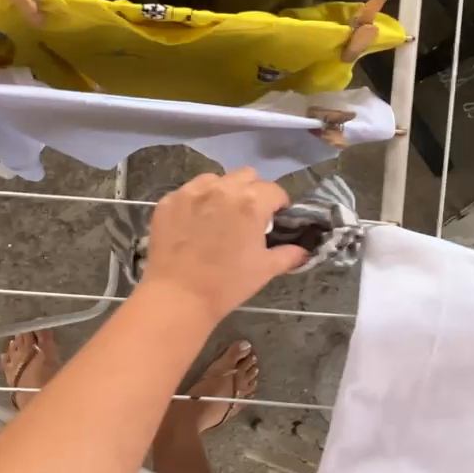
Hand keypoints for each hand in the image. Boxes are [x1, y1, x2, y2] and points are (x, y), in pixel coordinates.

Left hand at [138, 169, 306, 320]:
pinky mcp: (169, 200)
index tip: (274, 220)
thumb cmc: (227, 284)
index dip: (278, 205)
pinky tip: (194, 223)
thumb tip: (304, 251)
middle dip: (252, 192)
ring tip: (219, 215)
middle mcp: (223, 189)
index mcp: (251, 202)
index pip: (274, 191)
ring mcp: (192, 192)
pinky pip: (189, 191)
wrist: (178, 296)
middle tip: (248, 216)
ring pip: (216, 179)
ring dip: (224, 191)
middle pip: (247, 176)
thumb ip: (289, 254)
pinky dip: (197, 201)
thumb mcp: (266, 269)